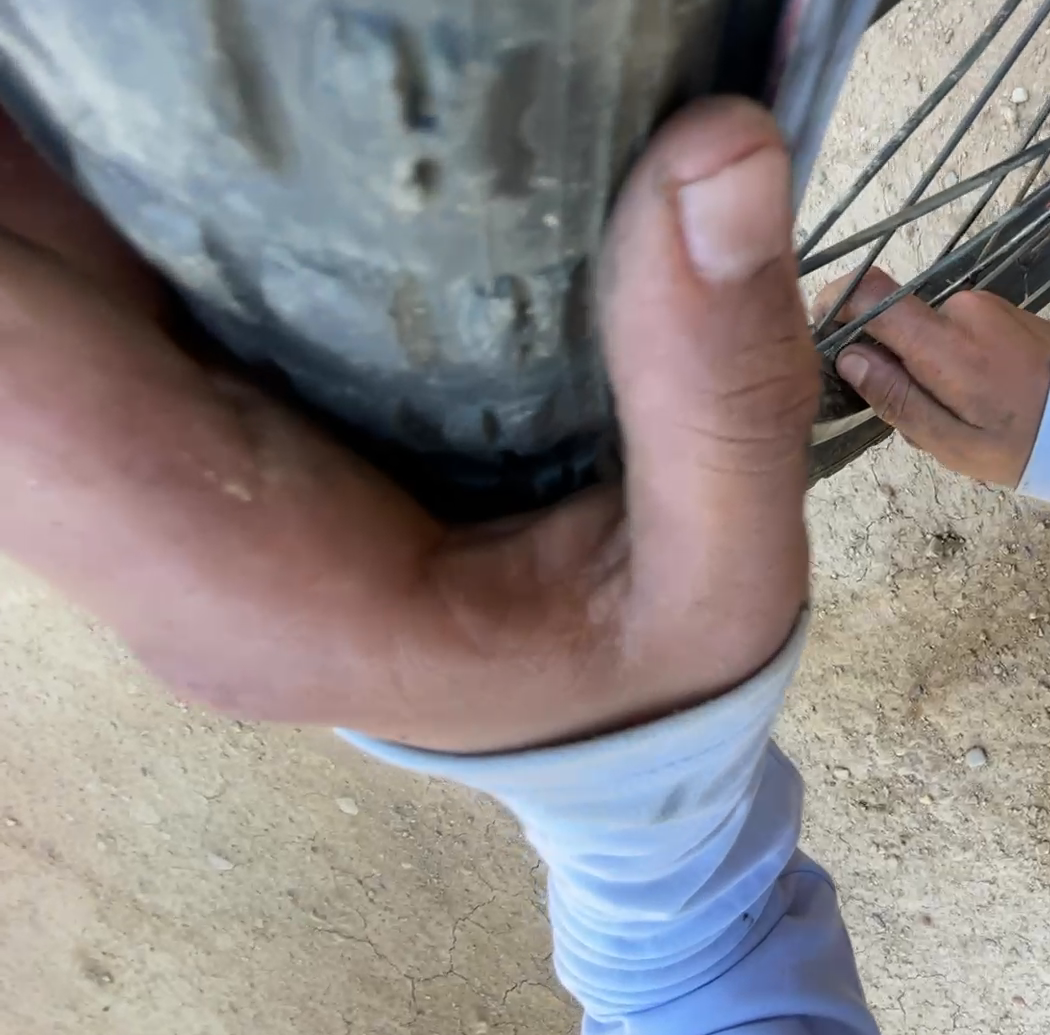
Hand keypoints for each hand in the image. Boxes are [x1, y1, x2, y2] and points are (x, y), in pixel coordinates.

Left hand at [0, 98, 817, 753]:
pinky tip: (292, 135)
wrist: (630, 705)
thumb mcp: (730, 561)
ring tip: (274, 60)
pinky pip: (115, 289)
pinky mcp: (211, 446)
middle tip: (257, 40)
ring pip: (38, 278)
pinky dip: (167, 182)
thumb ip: (725, 389)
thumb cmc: (668, 665)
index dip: (16, 186)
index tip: (165, 58)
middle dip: (73, 134)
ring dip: (110, 137)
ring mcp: (170, 490)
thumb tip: (723, 152)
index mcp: (265, 598)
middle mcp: (161, 542)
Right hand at [823, 272, 1049, 486]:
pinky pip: (958, 329)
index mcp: (946, 344)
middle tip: (918, 413)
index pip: (869, 294)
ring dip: (927, 365)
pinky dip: (955, 358)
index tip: (826, 335)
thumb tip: (848, 359)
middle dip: (891, 360)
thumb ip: (898, 400)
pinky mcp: (1006, 310)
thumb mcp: (954, 444)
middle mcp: (964, 309)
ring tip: (960, 411)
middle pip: (897, 319)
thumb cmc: (1026, 445)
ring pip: (928, 329)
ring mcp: (988, 305)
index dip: (836, 305)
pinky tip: (982, 395)